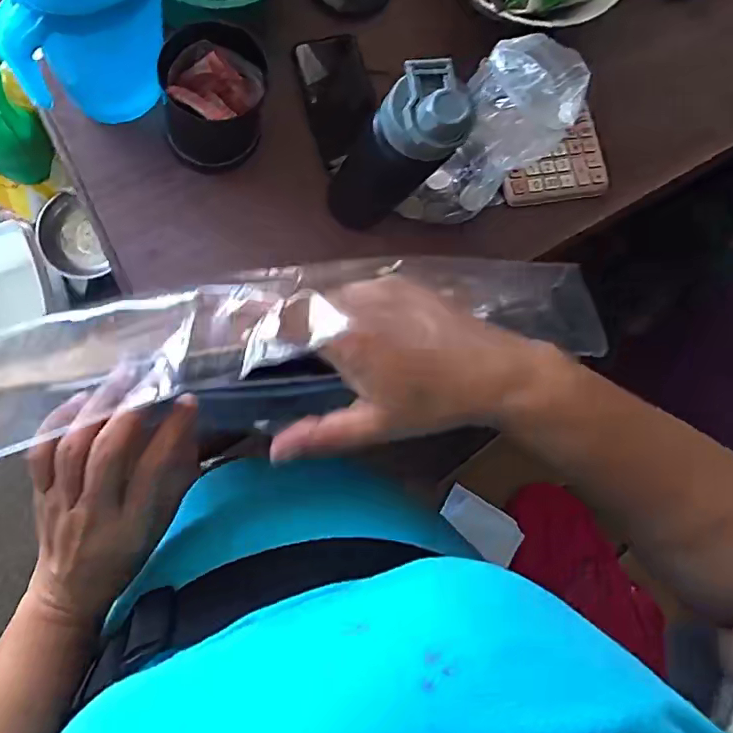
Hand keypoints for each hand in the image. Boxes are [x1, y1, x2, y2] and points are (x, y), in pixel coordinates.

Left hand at [25, 380, 199, 629]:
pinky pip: (40, 453)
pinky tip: (79, 401)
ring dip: (95, 408)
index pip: (152, 472)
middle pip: (106, 454)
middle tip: (146, 379)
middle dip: (127, 410)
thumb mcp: (157, 528)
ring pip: (72, 448)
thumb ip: (174, 480)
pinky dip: (57, 421)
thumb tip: (186, 426)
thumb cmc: (123, 557)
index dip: (170, 433)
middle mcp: (93, 514)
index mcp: (130, 528)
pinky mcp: (38, 495)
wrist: (67, 592)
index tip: (187, 401)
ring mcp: (60, 504)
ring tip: (116, 381)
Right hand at [270, 276, 568, 461]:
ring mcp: (376, 284)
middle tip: (285, 349)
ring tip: (329, 343)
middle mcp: (352, 300)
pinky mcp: (397, 279)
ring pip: (328, 294)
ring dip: (319, 314)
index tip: (233, 328)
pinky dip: (346, 304)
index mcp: (341, 336)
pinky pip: (355, 288)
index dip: (252, 321)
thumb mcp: (376, 425)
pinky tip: (365, 329)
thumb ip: (320, 435)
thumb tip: (273, 453)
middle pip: (301, 304)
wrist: (498, 370)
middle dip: (287, 322)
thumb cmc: (433, 403)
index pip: (280, 319)